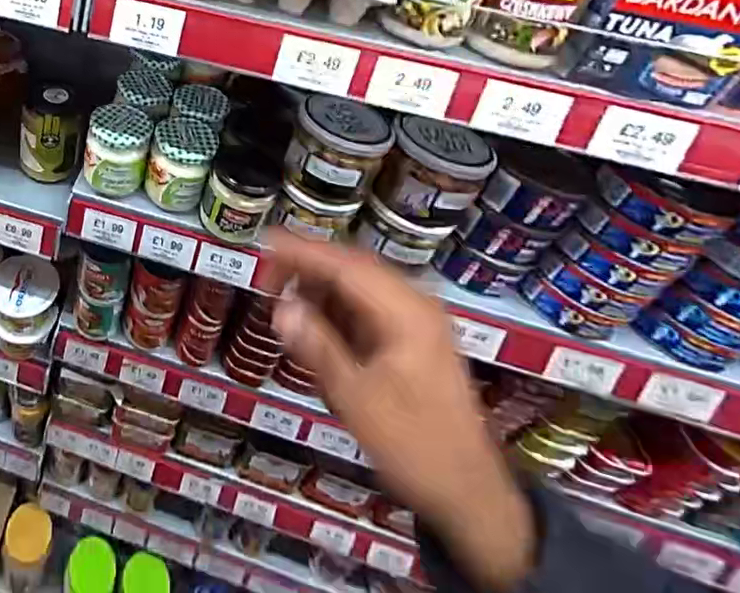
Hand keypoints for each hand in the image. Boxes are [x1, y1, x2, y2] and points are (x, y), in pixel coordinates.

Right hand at [266, 231, 535, 592]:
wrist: (471, 495)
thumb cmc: (416, 448)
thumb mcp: (358, 400)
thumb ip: (318, 348)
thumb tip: (281, 310)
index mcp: (406, 313)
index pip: (346, 267)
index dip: (303, 252)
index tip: (267, 244)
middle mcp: (415, 307)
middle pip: (353, 269)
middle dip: (309, 268)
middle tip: (269, 276)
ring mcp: (417, 322)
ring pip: (360, 287)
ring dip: (322, 289)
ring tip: (285, 299)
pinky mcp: (412, 340)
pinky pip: (368, 308)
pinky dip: (338, 309)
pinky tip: (316, 323)